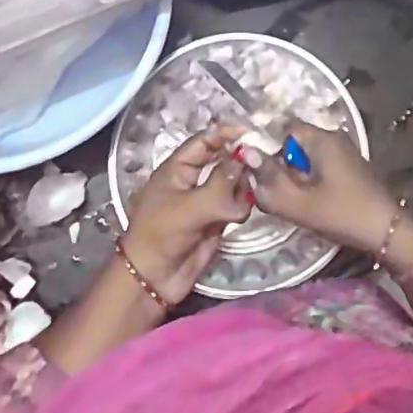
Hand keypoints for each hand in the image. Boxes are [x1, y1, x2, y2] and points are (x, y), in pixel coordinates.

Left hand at [122, 125, 250, 303]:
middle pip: (223, 160)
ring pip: (234, 183)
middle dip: (240, 161)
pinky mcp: (216, 221)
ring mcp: (206, 201)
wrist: (154, 279)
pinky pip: (236, 205)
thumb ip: (221, 182)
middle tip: (258, 163)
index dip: (225, 134)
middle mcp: (193, 181)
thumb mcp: (191, 206)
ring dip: (241, 188)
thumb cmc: (162, 234)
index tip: (250, 132)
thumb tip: (246, 159)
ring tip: (246, 195)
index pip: (204, 141)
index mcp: (177, 169)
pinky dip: (240, 208)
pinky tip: (237, 216)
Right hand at [251, 121, 402, 253]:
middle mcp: (333, 138)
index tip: (254, 168)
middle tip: (270, 190)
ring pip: (305, 156)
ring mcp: (343, 151)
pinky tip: (306, 202)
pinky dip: (308, 180)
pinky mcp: (348, 166)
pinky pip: (318, 165)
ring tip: (288, 199)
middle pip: (293, 143)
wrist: (386, 231)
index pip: (282, 127)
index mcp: (321, 138)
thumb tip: (245, 152)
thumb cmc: (342, 214)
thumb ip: (269, 178)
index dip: (264, 144)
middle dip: (279, 164)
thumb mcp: (299, 202)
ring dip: (293, 175)